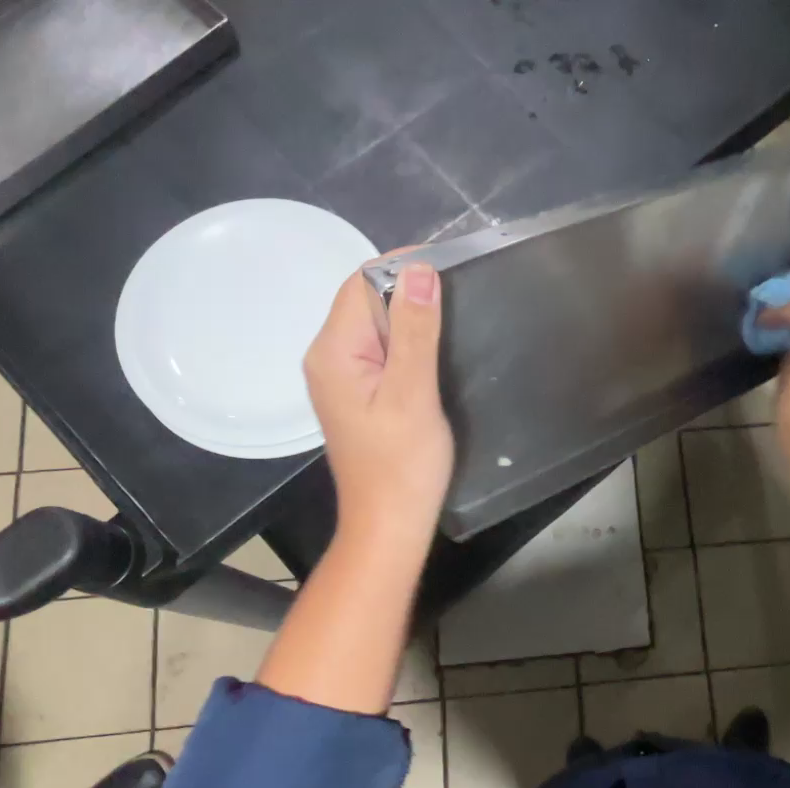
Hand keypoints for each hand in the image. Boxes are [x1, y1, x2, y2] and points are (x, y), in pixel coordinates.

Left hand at [304, 263, 453, 543]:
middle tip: (462, 292)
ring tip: (456, 318)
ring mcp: (341, 377)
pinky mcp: (358, 393)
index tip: (450, 264)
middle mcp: (328, 357)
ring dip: (411, 316)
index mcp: (333, 352)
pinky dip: (407, 342)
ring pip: (376, 324)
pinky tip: (436, 350)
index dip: (402, 266)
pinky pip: (381, 350)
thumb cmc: (403, 464)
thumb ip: (414, 331)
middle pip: (365, 300)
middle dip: (409, 289)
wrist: (390, 522)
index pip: (361, 283)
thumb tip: (420, 270)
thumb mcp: (413, 394)